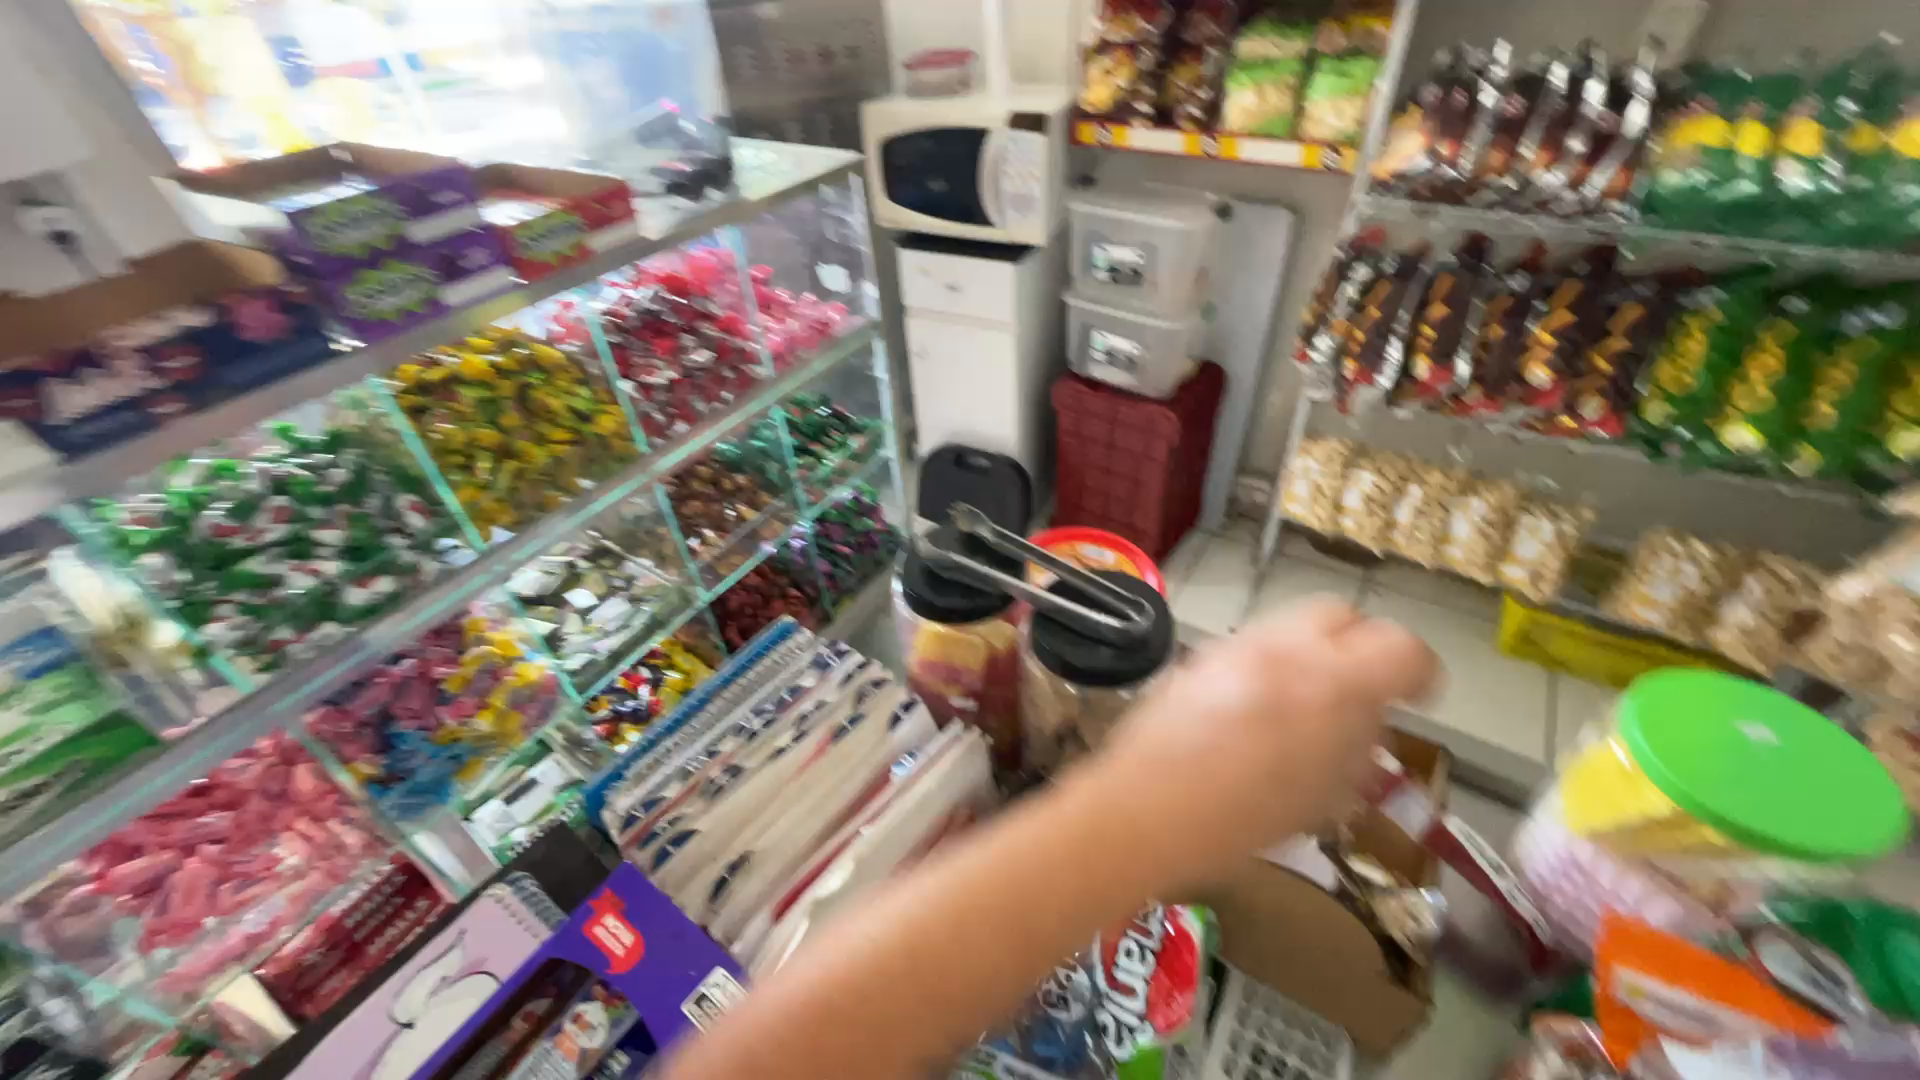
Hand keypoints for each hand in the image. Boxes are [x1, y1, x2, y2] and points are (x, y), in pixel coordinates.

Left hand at [1080, 596, 1439, 890]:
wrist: (1140, 810)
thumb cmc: (1237, 823)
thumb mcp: (1319, 797)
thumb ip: (1354, 748)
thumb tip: (1368, 723)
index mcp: (1329, 685)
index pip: (1401, 646)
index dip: (1421, 669)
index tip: (1419, 696)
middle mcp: (1283, 650)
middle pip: (1341, 615)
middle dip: (1361, 646)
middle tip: (1361, 689)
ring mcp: (1234, 647)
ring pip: (1292, 624)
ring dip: (1314, 652)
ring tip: (1308, 702)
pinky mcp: (1197, 656)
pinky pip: (1250, 644)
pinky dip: (1272, 662)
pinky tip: (1260, 707)